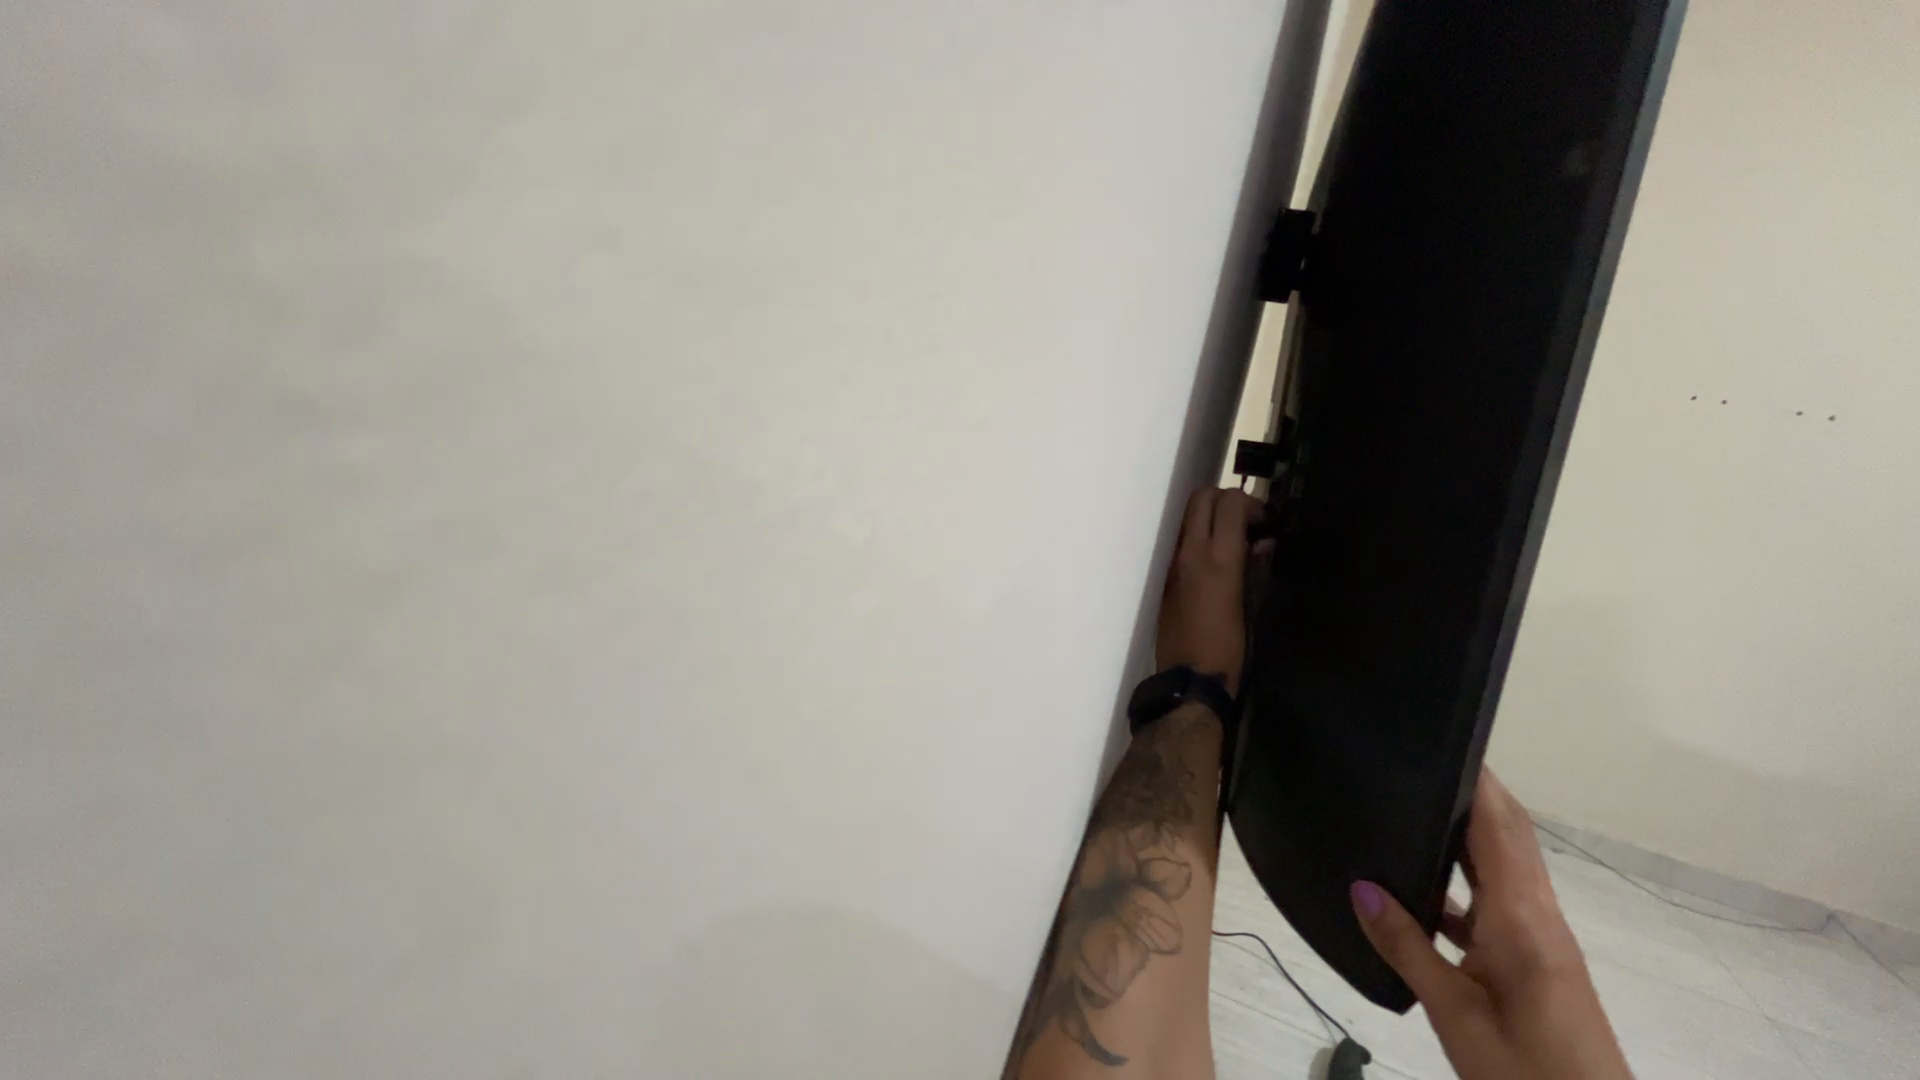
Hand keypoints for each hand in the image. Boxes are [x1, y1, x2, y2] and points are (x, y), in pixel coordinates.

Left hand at [1156, 487, 1261, 695]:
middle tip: (1248, 522)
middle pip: (1202, 497)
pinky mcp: (1166, 575)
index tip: (1266, 522)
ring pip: (1189, 516)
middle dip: (1227, 499)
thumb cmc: (1230, 645)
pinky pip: (1182, 539)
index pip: (1230, 502)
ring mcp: (1174, 562)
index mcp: (1218, 558)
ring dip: (1211, 516)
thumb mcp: (1252, 603)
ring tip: (1234, 538)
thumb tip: (1264, 542)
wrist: (1189, 676)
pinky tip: (1218, 558)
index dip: (1252, 504)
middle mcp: (1190, 552)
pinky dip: (1200, 535)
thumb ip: (1256, 565)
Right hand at [1350, 770, 1632, 1079]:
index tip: (1444, 741)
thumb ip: (1406, 947)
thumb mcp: (1455, 1013)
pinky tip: (1419, 891)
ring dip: (1467, 835)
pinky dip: (1463, 882)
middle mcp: (1538, 917)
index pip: (1500, 828)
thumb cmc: (1526, 1070)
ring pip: (1503, 867)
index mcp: (1521, 918)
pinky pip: (1496, 901)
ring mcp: (1540, 939)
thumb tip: (1360, 887)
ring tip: (1412, 807)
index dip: (1478, 781)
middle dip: (1473, 793)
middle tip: (1420, 760)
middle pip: (1508, 836)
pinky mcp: (1536, 961)